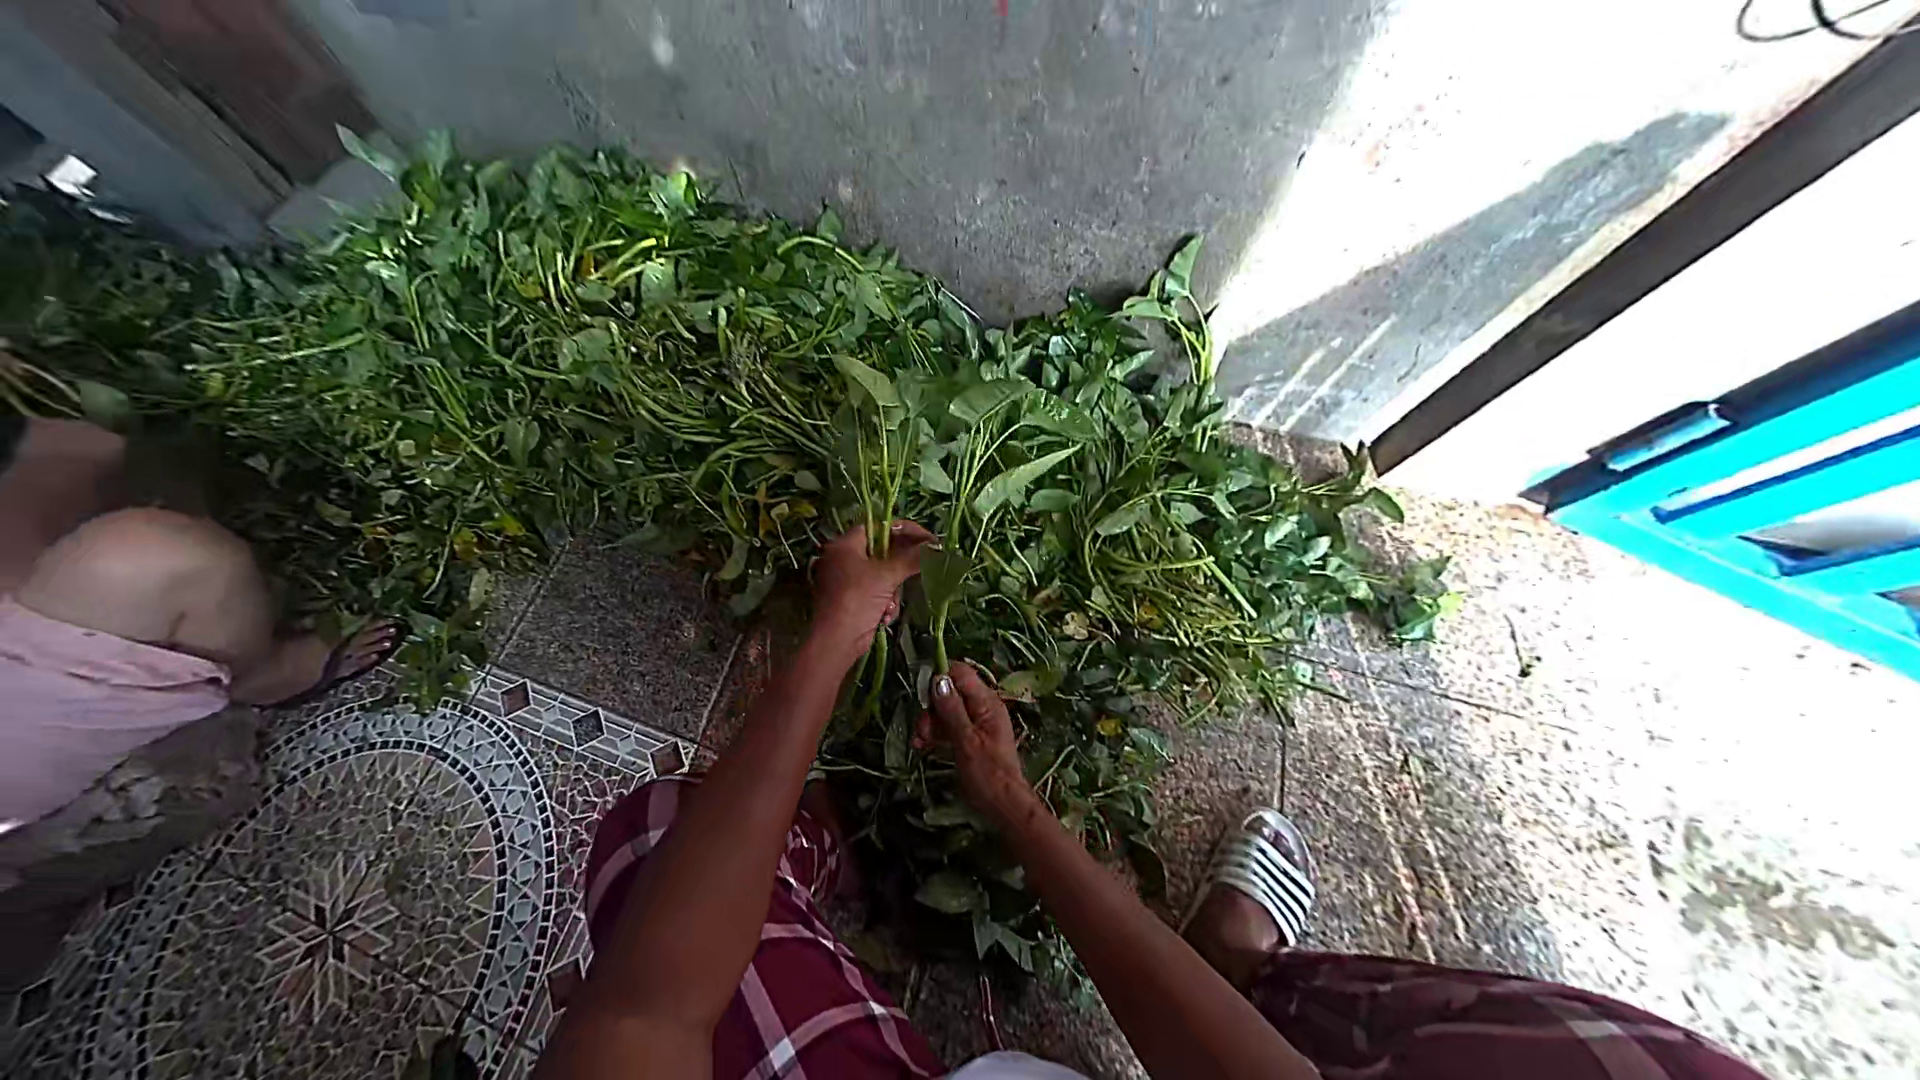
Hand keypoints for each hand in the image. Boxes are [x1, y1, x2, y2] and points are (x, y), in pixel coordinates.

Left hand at [810, 520, 932, 654]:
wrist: (836, 640)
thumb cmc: (857, 599)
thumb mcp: (887, 575)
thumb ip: (912, 558)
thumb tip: (935, 548)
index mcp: (846, 545)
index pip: (879, 527)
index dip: (904, 530)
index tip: (926, 539)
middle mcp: (844, 558)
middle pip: (883, 551)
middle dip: (901, 565)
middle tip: (925, 564)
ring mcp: (848, 579)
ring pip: (883, 575)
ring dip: (892, 590)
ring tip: (891, 602)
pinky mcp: (853, 599)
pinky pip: (877, 592)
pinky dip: (884, 602)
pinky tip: (884, 615)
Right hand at [915, 661, 1041, 829]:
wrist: (1003, 805)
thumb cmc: (987, 774)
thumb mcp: (966, 740)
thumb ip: (952, 709)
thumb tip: (938, 678)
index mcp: (986, 702)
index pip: (961, 673)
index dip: (939, 677)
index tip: (921, 694)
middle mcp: (983, 707)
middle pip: (951, 692)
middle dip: (932, 707)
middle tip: (922, 729)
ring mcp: (978, 722)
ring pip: (947, 709)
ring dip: (931, 722)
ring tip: (920, 742)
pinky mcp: (972, 737)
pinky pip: (950, 725)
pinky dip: (937, 733)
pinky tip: (925, 746)